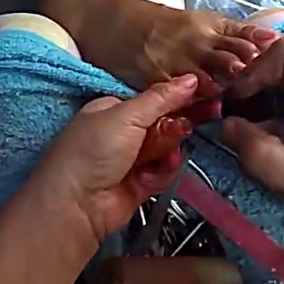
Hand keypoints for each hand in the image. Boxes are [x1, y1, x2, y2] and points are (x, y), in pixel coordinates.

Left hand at [31, 74, 204, 244]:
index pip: (153, 96)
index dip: (179, 94)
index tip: (207, 91)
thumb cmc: (92, 151)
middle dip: (179, 122)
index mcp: (114, 108)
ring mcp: (132, 158)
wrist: (77, 204)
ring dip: (170, 150)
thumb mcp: (126, 116)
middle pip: (164, 121)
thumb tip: (190, 79)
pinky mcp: (141, 182)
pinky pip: (164, 171)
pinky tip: (151, 175)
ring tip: (162, 155)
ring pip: (168, 147)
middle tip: (206, 115)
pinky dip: (162, 172)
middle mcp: (123, 131)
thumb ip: (161, 98)